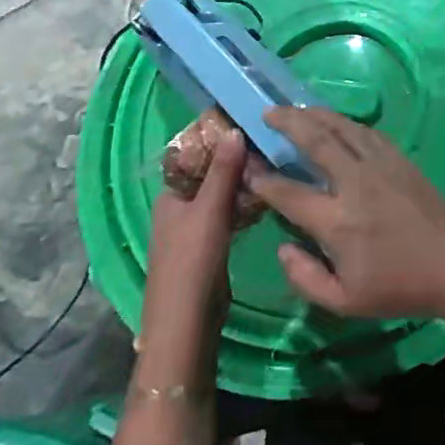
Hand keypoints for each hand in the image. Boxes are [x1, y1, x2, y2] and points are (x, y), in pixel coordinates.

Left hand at [139, 113, 256, 371]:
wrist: (187, 319)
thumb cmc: (191, 260)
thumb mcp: (208, 211)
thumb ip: (222, 172)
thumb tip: (235, 130)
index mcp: (170, 197)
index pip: (192, 157)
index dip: (216, 140)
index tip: (247, 124)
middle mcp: (180, 209)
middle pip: (209, 175)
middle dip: (234, 160)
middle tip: (268, 144)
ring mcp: (196, 228)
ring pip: (222, 195)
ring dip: (243, 182)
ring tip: (274, 165)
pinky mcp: (212, 244)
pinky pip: (230, 213)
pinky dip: (246, 204)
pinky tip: (268, 198)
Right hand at [247, 106, 444, 319]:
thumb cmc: (397, 285)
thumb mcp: (344, 301)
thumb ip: (304, 277)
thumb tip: (281, 248)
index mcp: (336, 220)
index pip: (289, 193)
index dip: (264, 180)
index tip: (248, 168)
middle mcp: (355, 183)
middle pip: (316, 141)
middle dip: (288, 123)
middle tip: (267, 113)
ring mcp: (380, 165)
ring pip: (343, 128)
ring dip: (316, 114)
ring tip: (295, 109)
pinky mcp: (399, 158)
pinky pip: (366, 132)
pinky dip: (345, 122)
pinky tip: (335, 122)